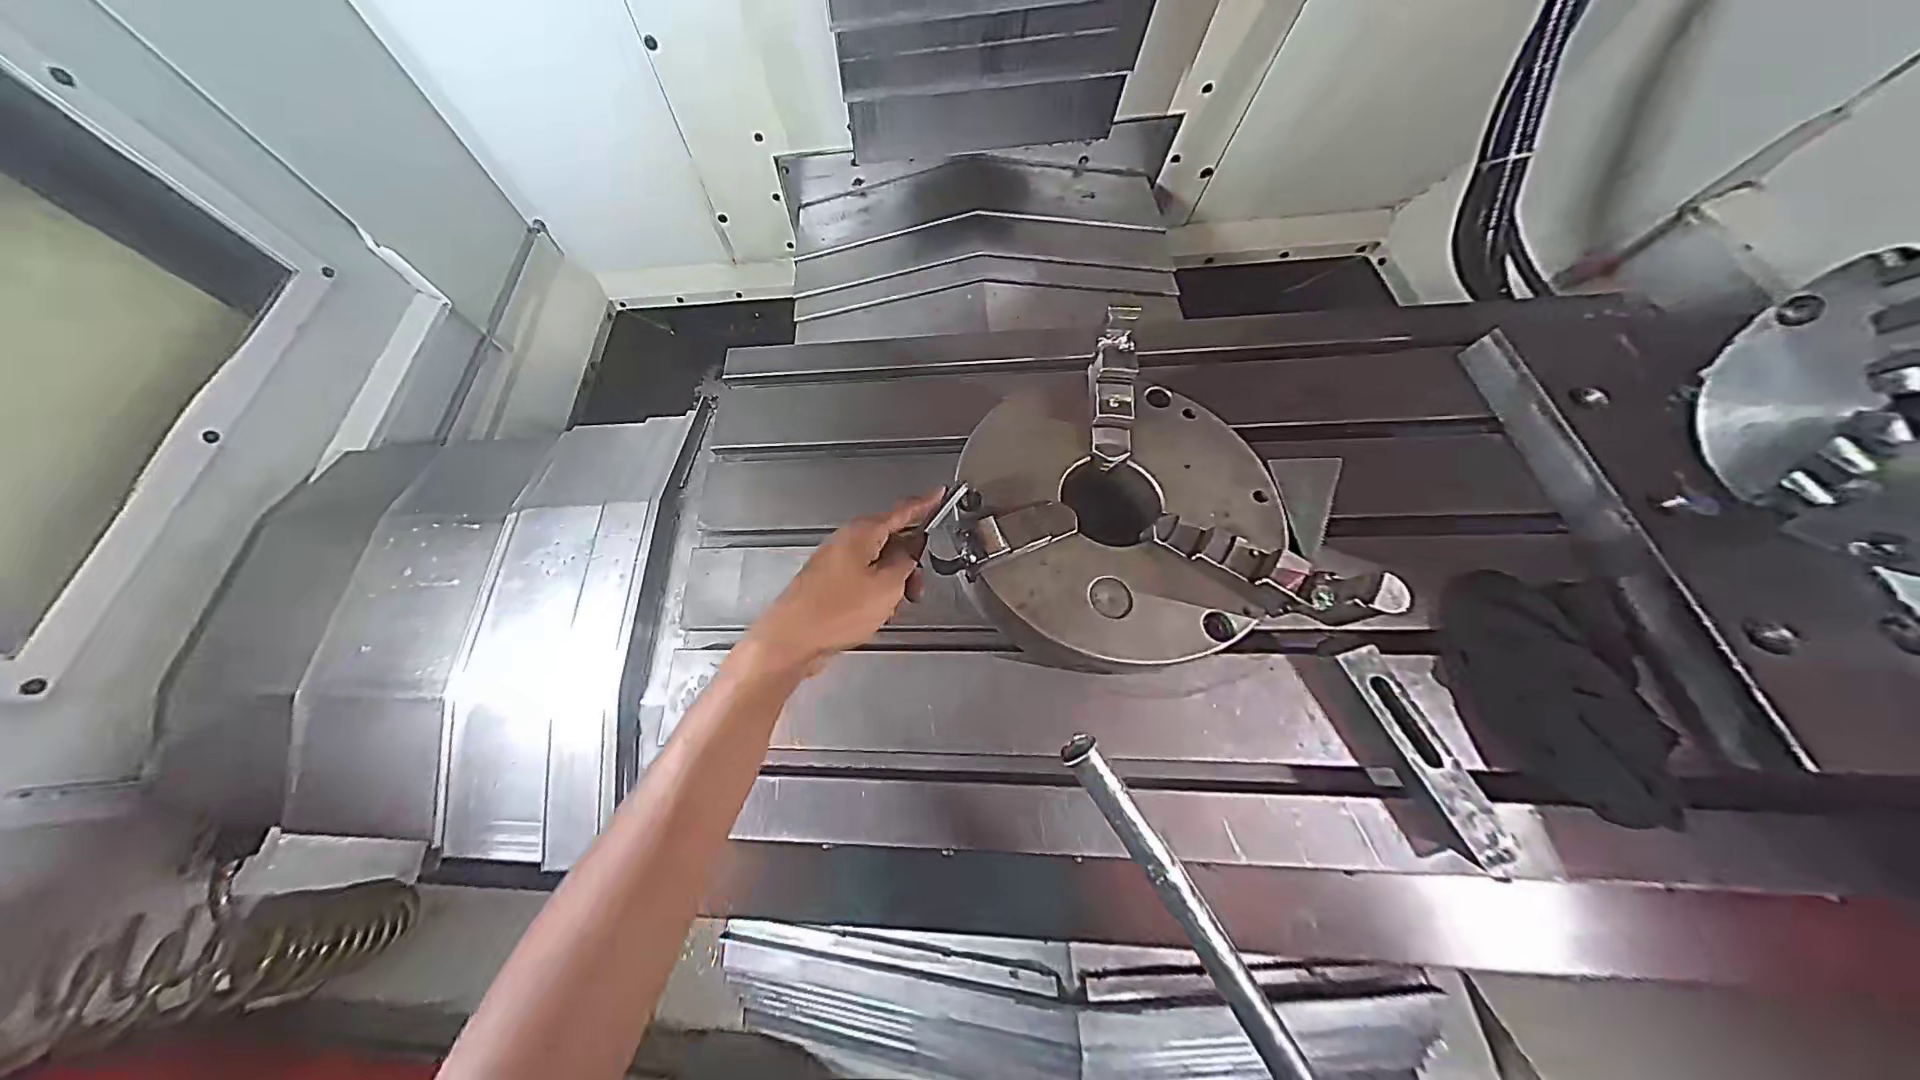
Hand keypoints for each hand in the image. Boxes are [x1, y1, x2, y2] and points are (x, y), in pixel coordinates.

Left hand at [741, 488, 946, 676]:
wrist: (792, 640)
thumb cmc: (832, 613)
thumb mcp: (887, 587)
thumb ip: (906, 564)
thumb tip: (912, 554)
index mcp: (862, 533)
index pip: (902, 511)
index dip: (924, 503)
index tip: (937, 494)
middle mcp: (846, 542)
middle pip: (890, 539)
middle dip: (910, 560)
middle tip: (918, 582)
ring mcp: (836, 562)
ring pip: (878, 563)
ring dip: (894, 581)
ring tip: (894, 605)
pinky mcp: (830, 583)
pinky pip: (864, 579)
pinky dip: (877, 592)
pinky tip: (877, 612)